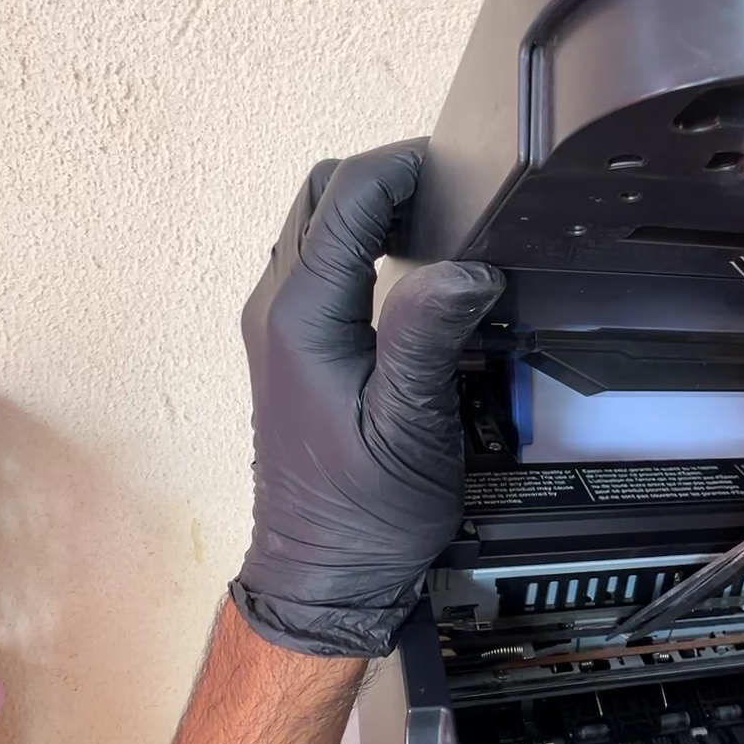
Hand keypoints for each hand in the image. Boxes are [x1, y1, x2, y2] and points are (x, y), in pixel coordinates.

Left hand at [230, 139, 502, 656]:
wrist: (321, 575)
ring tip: (436, 222)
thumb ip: (428, 334)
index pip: (345, 202)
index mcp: (302, 315)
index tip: (455, 168)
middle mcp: (275, 306)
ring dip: (370, 209)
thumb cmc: (365, 511)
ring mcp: (275, 325)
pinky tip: (405, 267)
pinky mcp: (288, 345)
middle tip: (450, 195)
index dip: (400, 170)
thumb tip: (469, 263)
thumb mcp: (409, 425)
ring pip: (315, 229)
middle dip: (382, 180)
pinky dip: (360, 242)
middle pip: (319, 200)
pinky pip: (317, 264)